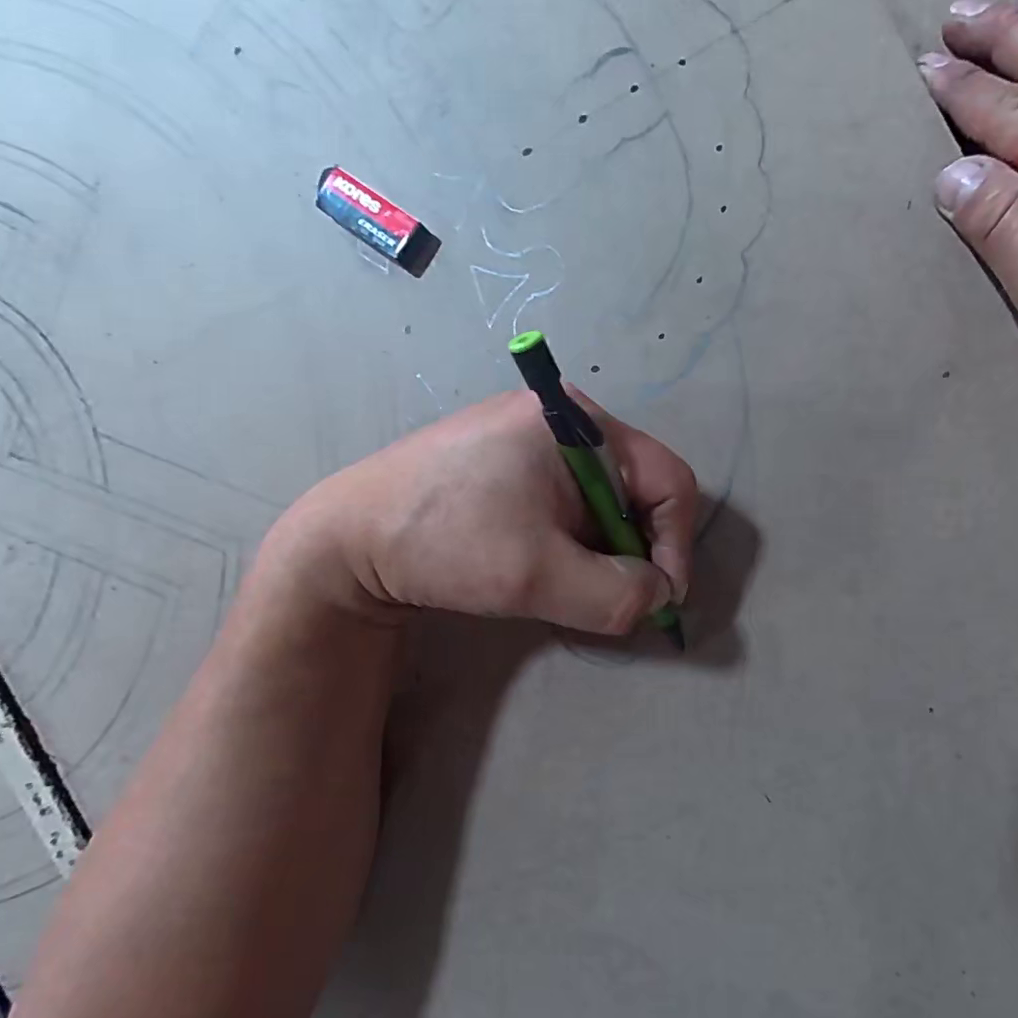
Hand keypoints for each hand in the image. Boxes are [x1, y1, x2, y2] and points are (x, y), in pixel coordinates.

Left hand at [268, 388, 696, 634]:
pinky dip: (576, 543)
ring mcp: (535, 438)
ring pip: (607, 503)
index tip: (661, 597)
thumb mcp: (538, 577)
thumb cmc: (443, 543)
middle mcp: (564, 420)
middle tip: (616, 597)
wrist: (340, 543)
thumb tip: (658, 596)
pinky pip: (574, 504)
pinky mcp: (513, 462)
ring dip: (603, 551)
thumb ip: (618, 594)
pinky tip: (543, 565)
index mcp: (578, 424)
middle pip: (639, 491)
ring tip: (568, 584)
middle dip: (635, 551)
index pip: (669, 481)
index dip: (677, 543)